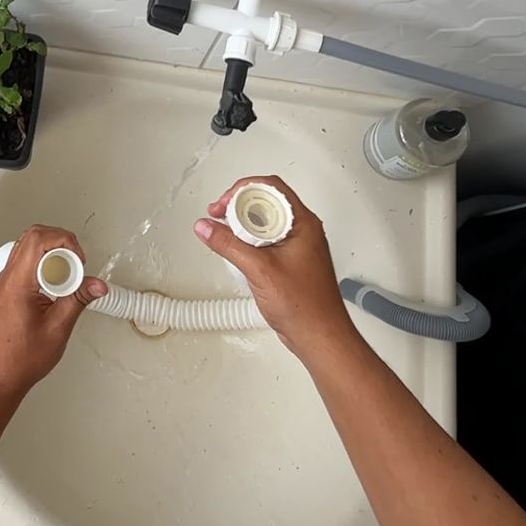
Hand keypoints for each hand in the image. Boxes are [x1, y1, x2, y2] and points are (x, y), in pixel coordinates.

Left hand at [0, 225, 107, 396]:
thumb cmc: (18, 358)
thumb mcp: (57, 328)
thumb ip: (78, 300)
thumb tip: (96, 284)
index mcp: (19, 281)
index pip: (40, 240)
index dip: (66, 242)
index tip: (80, 261)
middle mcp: (10, 276)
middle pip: (34, 235)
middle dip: (61, 241)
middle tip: (77, 262)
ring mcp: (7, 281)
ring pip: (29, 245)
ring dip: (52, 250)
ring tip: (69, 273)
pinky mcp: (10, 288)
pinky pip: (27, 260)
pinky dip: (45, 263)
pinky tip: (57, 283)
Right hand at [194, 175, 356, 357]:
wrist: (320, 338)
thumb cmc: (305, 307)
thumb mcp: (259, 269)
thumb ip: (228, 245)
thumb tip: (206, 227)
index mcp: (303, 224)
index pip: (271, 188)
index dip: (243, 190)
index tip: (223, 203)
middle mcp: (302, 230)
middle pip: (266, 201)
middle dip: (238, 204)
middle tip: (218, 214)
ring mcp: (297, 246)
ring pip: (265, 221)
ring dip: (241, 223)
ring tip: (223, 231)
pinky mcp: (290, 260)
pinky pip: (266, 239)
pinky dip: (248, 239)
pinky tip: (236, 250)